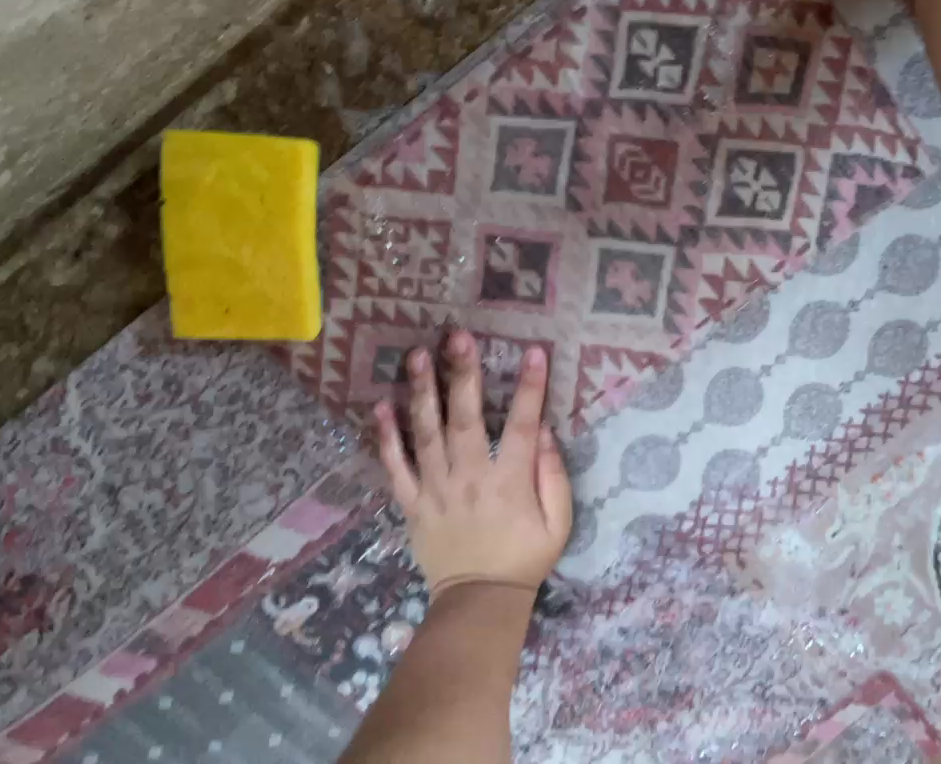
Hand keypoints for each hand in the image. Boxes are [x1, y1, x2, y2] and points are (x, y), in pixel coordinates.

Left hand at [373, 330, 571, 595]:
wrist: (478, 603)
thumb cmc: (524, 558)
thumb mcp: (559, 523)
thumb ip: (554, 477)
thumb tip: (548, 433)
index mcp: (509, 482)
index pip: (524, 425)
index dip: (531, 388)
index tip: (534, 352)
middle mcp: (470, 478)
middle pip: (465, 419)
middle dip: (462, 374)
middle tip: (457, 336)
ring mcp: (436, 490)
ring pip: (426, 434)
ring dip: (421, 392)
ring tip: (416, 355)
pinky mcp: (412, 503)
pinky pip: (395, 467)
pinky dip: (386, 437)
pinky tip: (382, 405)